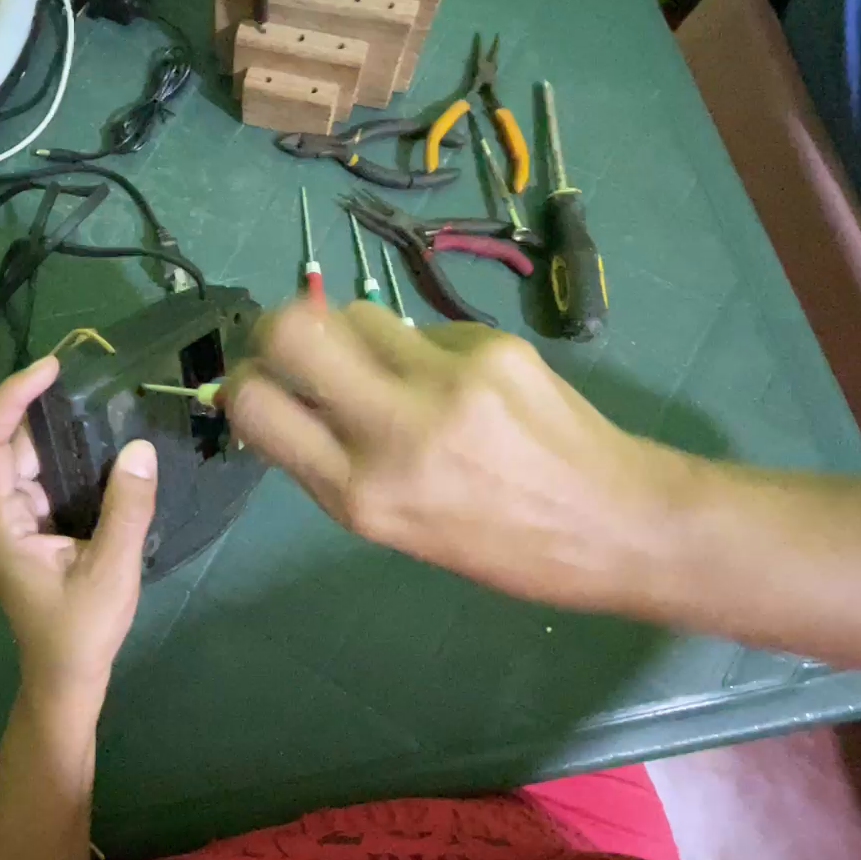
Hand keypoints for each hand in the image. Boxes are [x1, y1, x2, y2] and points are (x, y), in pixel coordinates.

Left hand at [0, 356, 159, 709]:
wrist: (66, 677)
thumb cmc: (80, 631)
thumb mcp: (112, 570)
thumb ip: (127, 509)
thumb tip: (141, 448)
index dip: (12, 397)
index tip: (51, 368)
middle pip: (4, 442)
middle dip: (35, 404)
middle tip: (84, 376)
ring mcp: (13, 519)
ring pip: (24, 457)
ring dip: (51, 426)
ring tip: (95, 397)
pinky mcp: (31, 527)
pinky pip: (41, 476)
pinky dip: (64, 453)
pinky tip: (98, 440)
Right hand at [223, 301, 694, 610]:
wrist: (622, 525)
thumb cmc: (494, 545)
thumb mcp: (390, 524)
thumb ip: (324, 461)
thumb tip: (274, 400)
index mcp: (362, 493)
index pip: (256, 405)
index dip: (238, 384)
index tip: (253, 385)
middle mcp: (397, 430)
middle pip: (291, 329)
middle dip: (271, 330)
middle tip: (289, 348)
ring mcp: (448, 378)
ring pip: (354, 314)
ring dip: (348, 336)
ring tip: (383, 370)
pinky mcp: (492, 345)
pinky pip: (420, 329)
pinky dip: (416, 350)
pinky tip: (455, 384)